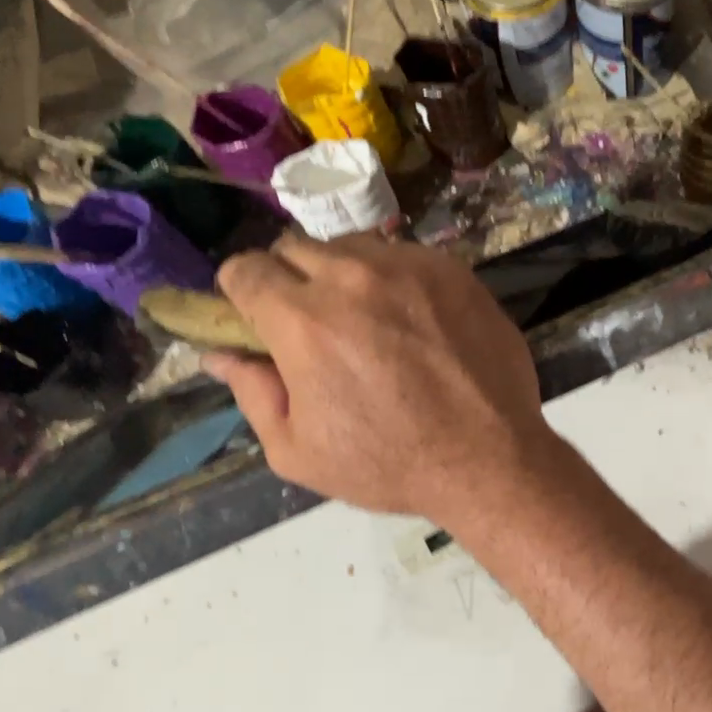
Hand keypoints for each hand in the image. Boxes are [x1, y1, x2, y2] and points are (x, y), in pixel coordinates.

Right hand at [204, 233, 549, 522]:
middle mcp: (354, 278)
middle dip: (290, 278)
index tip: (256, 317)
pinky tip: (413, 319)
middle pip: (295, 248)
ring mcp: (411, 268)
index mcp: (303, 320)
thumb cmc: (390, 464)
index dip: (242, 293)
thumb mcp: (298, 450)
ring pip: (354, 247)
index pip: (245, 269)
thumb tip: (221, 355)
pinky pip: (406, 256)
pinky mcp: (455, 271)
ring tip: (368, 320)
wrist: (490, 455)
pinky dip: (396, 278)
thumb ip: (253, 393)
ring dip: (345, 273)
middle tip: (313, 322)